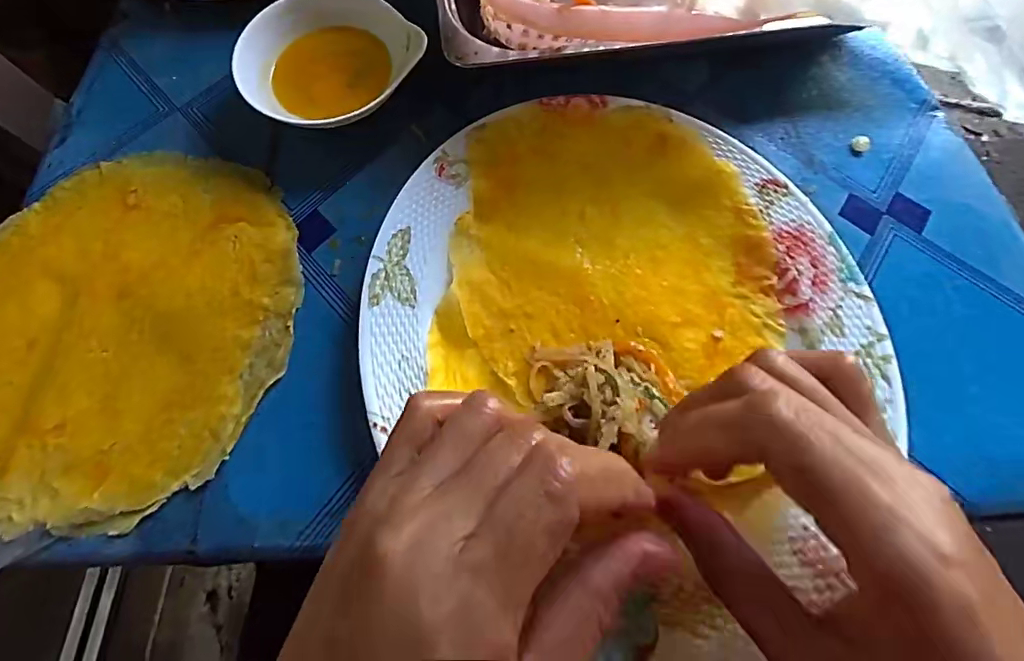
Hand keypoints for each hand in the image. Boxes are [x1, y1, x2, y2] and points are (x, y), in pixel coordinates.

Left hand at [280, 391, 678, 660]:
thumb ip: (586, 608)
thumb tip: (658, 545)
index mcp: (467, 589)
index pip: (555, 479)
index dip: (613, 477)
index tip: (643, 504)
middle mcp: (424, 522)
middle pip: (523, 440)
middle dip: (579, 460)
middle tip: (602, 506)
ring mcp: (387, 498)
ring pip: (479, 414)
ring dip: (528, 436)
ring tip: (546, 485)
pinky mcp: (365, 492)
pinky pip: (422, 415)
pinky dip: (467, 416)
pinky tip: (489, 452)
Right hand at [648, 350, 1023, 660]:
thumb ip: (734, 577)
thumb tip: (666, 500)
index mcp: (888, 524)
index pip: (773, 420)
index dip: (699, 429)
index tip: (657, 468)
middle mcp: (900, 471)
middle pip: (777, 382)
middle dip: (704, 409)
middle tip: (669, 461)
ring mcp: (908, 460)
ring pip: (801, 371)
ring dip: (734, 394)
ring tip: (705, 446)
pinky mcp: (907, 464)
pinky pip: (837, 387)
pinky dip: (781, 387)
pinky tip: (759, 426)